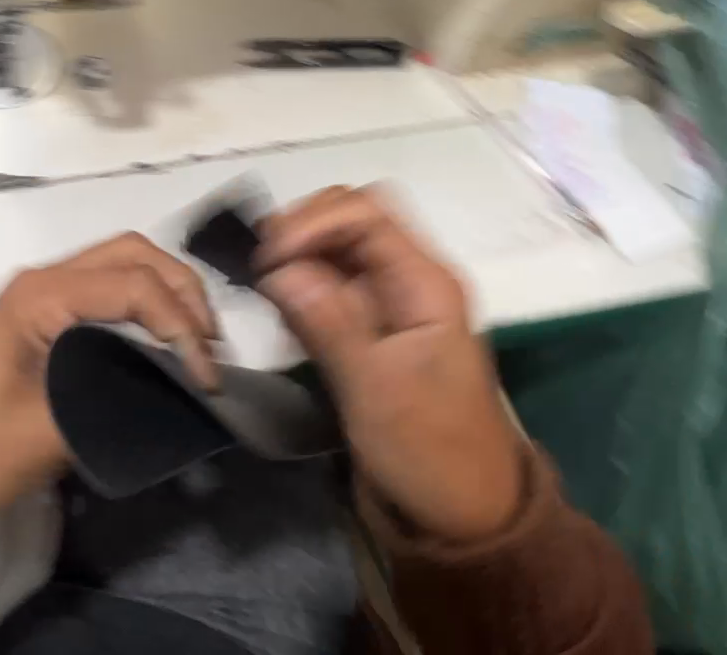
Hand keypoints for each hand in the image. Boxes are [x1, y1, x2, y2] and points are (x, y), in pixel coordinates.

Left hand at [0, 233, 217, 552]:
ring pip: (119, 266)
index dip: (181, 323)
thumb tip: (179, 378)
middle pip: (131, 255)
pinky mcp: (40, 319)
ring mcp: (38, 296)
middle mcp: (40, 280)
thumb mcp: (48, 430)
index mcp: (38, 295)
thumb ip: (117, 392)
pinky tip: (160, 345)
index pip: (133, 284)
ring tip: (196, 344)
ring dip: (165, 293)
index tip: (206, 378)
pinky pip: (103, 292)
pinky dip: (142, 307)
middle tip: (210, 347)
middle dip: (181, 291)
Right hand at [256, 186, 525, 542]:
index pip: (366, 213)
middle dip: (303, 230)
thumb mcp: (376, 389)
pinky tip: (281, 310)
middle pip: (351, 218)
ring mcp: (388, 300)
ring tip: (267, 289)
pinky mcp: (369, 324)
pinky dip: (301, 284)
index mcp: (424, 282)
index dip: (313, 222)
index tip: (271, 257)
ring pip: (336, 246)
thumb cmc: (428, 450)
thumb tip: (278, 268)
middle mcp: (407, 278)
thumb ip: (327, 322)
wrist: (463, 512)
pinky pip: (329, 282)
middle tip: (263, 266)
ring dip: (299, 256)